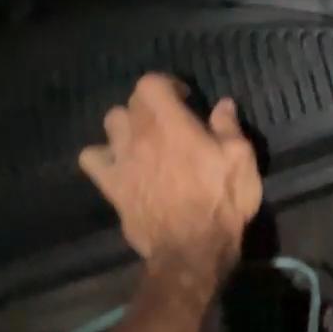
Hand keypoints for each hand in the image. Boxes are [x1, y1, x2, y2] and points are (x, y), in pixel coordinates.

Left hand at [78, 74, 262, 283]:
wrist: (192, 248)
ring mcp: (121, 161)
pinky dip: (103, 154)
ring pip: (111, 124)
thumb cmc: (223, 199)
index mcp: (173, 124)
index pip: (150, 83)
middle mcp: (140, 136)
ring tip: (147, 138)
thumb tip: (223, 104)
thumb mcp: (241, 158)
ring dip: (128, 124)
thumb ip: (229, 126)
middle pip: (131, 102)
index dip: (167, 83)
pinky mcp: (112, 186)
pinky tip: (121, 161)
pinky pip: (91, 158)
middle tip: (173, 119)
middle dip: (152, 104)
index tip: (187, 98)